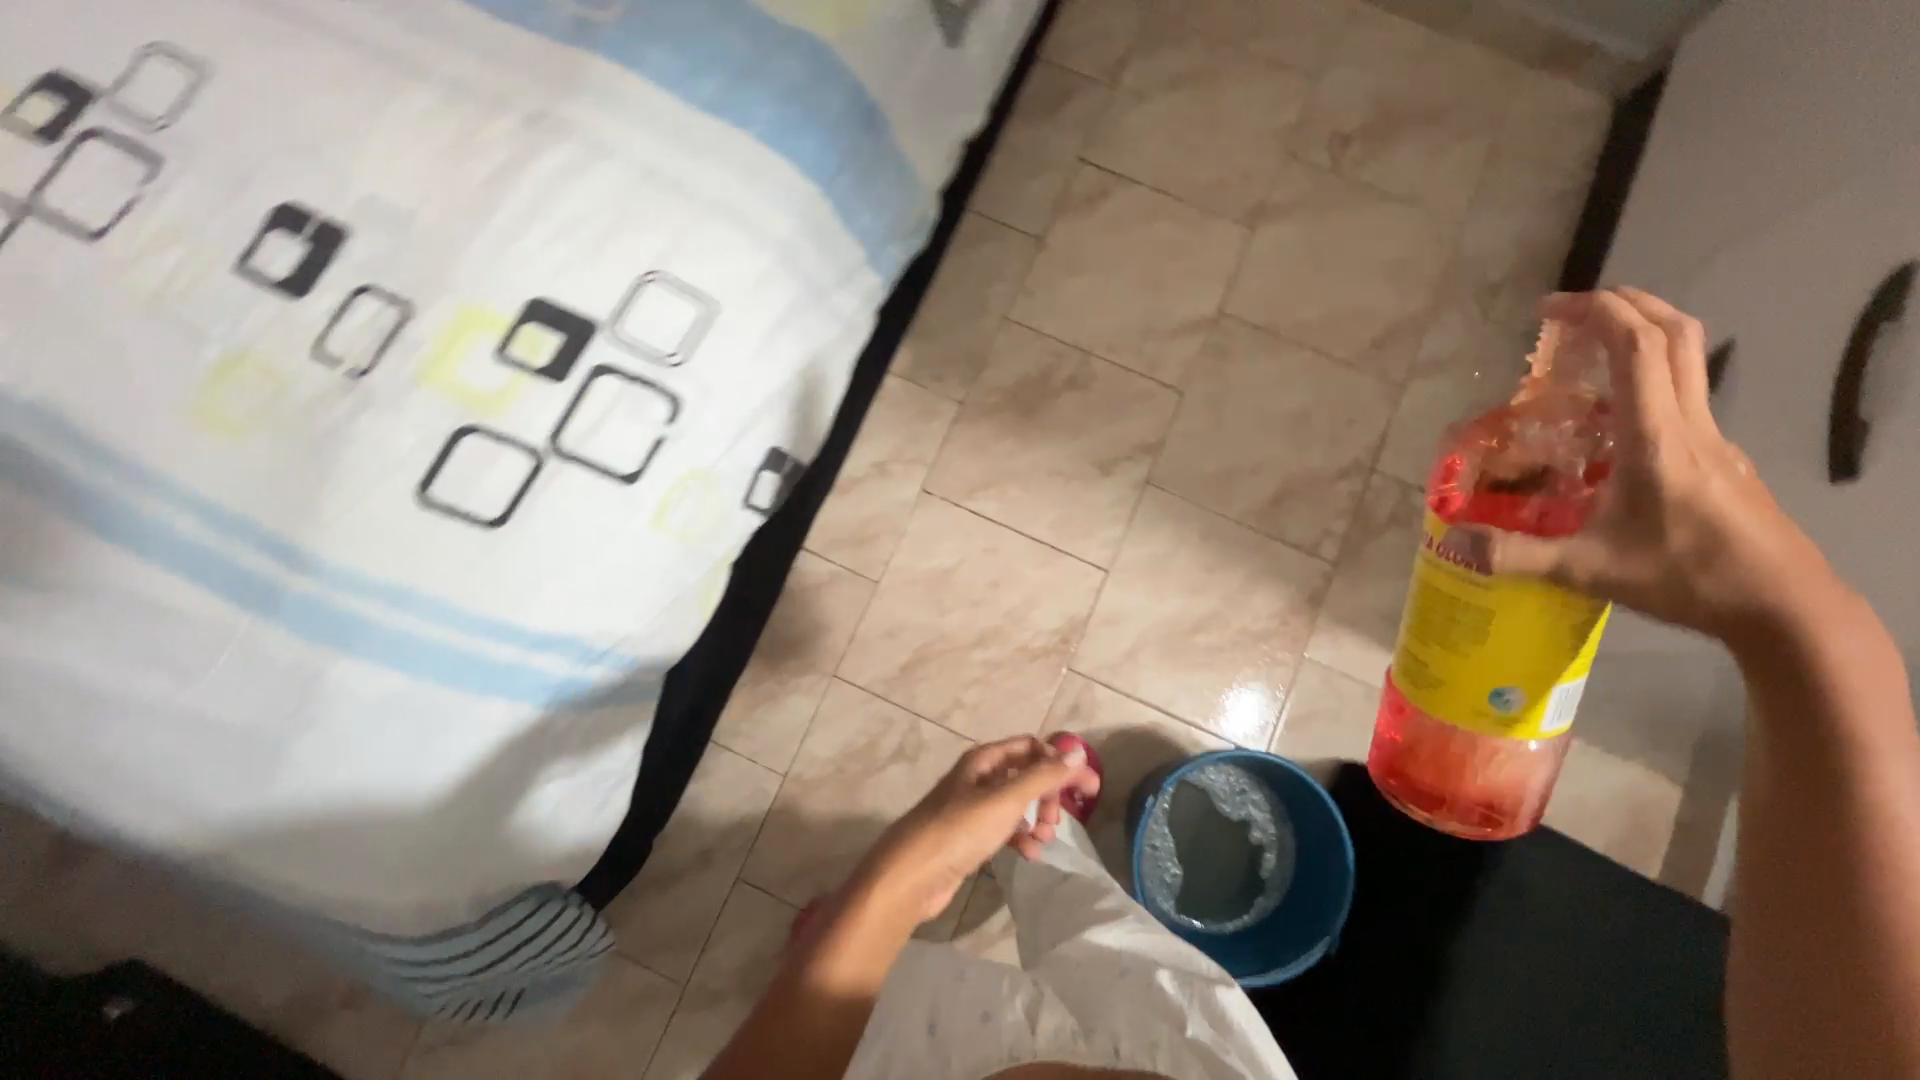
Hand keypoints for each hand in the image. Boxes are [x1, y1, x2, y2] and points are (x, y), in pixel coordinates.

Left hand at [847, 736, 1099, 925]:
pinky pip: (1005, 829)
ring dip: (1037, 819)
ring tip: (1045, 841)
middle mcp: (978, 778)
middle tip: (1061, 821)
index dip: (1059, 763)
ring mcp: (972, 808)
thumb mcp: (1006, 800)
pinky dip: (1021, 837)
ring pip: (1017, 804)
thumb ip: (1042, 777)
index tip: (1085, 788)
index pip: (1031, 747)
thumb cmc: (959, 830)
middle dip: (1048, 795)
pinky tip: (1030, 855)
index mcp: (984, 760)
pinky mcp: (969, 837)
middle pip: (1026, 775)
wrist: (912, 875)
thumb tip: (1076, 754)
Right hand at [1486, 289, 1838, 645]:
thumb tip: (1451, 543)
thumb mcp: (1587, 570)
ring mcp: (1713, 438)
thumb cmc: (1686, 577)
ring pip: (1689, 359)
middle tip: (1571, 311)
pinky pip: (1685, 394)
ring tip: (1590, 346)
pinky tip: (1612, 415)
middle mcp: (1690, 424)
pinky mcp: (1720, 457)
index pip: (1637, 348)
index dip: (1597, 314)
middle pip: (1674, 334)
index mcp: (1657, 438)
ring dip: (1644, 332)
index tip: (1550, 309)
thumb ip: (1516, 555)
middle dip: (1625, 305)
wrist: (1783, 605)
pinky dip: (1650, 375)